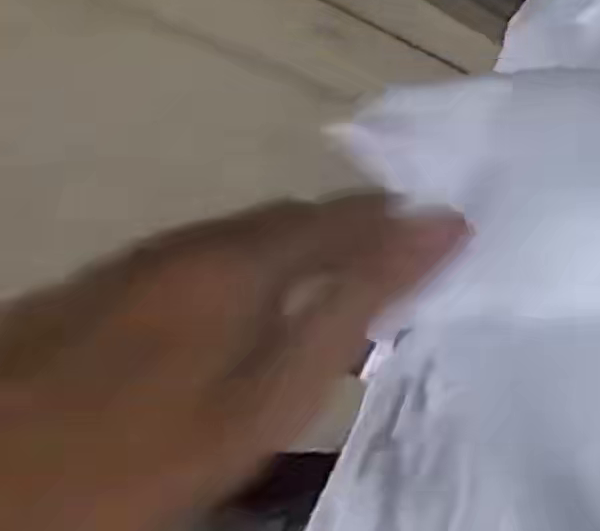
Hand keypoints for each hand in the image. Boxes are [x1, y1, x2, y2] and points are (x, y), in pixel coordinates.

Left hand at [0, 194, 466, 530]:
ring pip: (248, 236)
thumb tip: (448, 227)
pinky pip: (199, 259)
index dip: (413, 222)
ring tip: (325, 295)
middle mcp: (192, 243)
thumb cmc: (143, 456)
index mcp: (246, 256)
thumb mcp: (276, 393)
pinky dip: (245, 271)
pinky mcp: (80, 298)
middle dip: (357, 234)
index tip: (454, 243)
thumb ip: (364, 299)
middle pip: (304, 216)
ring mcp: (130, 266)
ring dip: (301, 251)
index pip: (360, 211)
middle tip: (393, 276)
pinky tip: (240, 316)